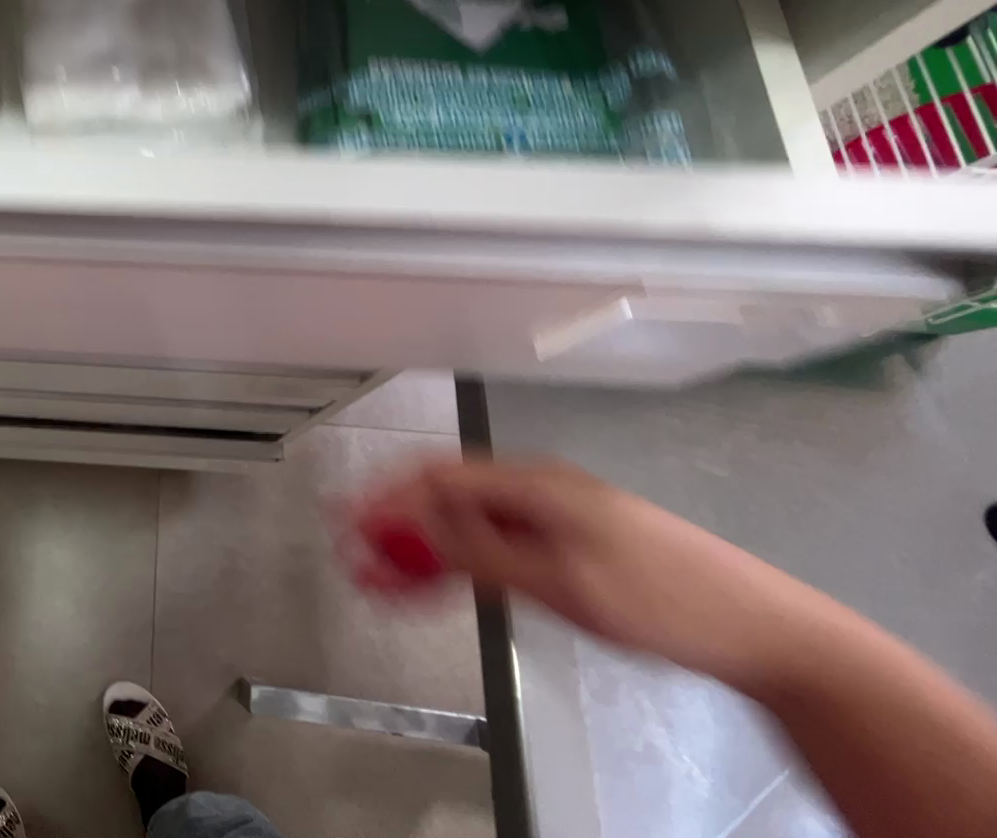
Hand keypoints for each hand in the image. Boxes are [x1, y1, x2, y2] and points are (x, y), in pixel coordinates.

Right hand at [339, 457, 816, 690]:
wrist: (767, 636)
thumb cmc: (665, 601)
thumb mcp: (562, 579)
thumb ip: (479, 550)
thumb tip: (412, 523)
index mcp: (535, 484)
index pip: (438, 478)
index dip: (386, 497)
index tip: (346, 522)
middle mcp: (536, 493)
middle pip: (446, 500)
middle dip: (395, 526)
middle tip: (355, 557)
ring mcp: (551, 522)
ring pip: (465, 527)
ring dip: (421, 550)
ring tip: (381, 579)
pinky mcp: (563, 551)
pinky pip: (492, 550)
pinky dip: (456, 566)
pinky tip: (431, 587)